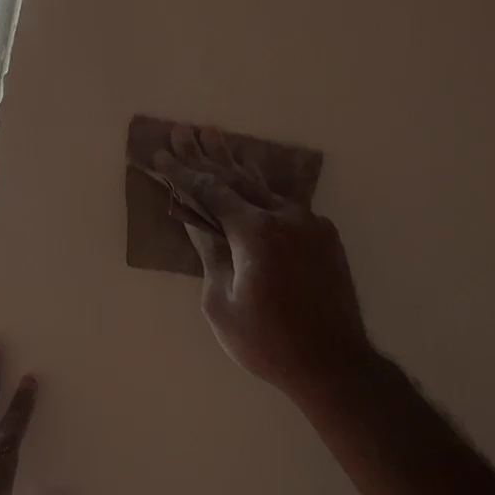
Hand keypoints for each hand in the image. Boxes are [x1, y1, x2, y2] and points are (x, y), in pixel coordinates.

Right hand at [149, 125, 373, 402]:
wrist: (333, 363)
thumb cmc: (266, 341)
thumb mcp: (222, 303)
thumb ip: (211, 255)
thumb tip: (197, 222)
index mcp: (256, 232)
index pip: (211, 192)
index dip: (183, 174)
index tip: (161, 154)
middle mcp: (286, 217)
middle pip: (238, 180)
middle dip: (208, 157)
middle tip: (186, 131)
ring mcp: (310, 224)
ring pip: (266, 188)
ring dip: (238, 167)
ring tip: (218, 138)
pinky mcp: (325, 238)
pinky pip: (287, 204)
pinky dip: (264, 191)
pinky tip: (254, 180)